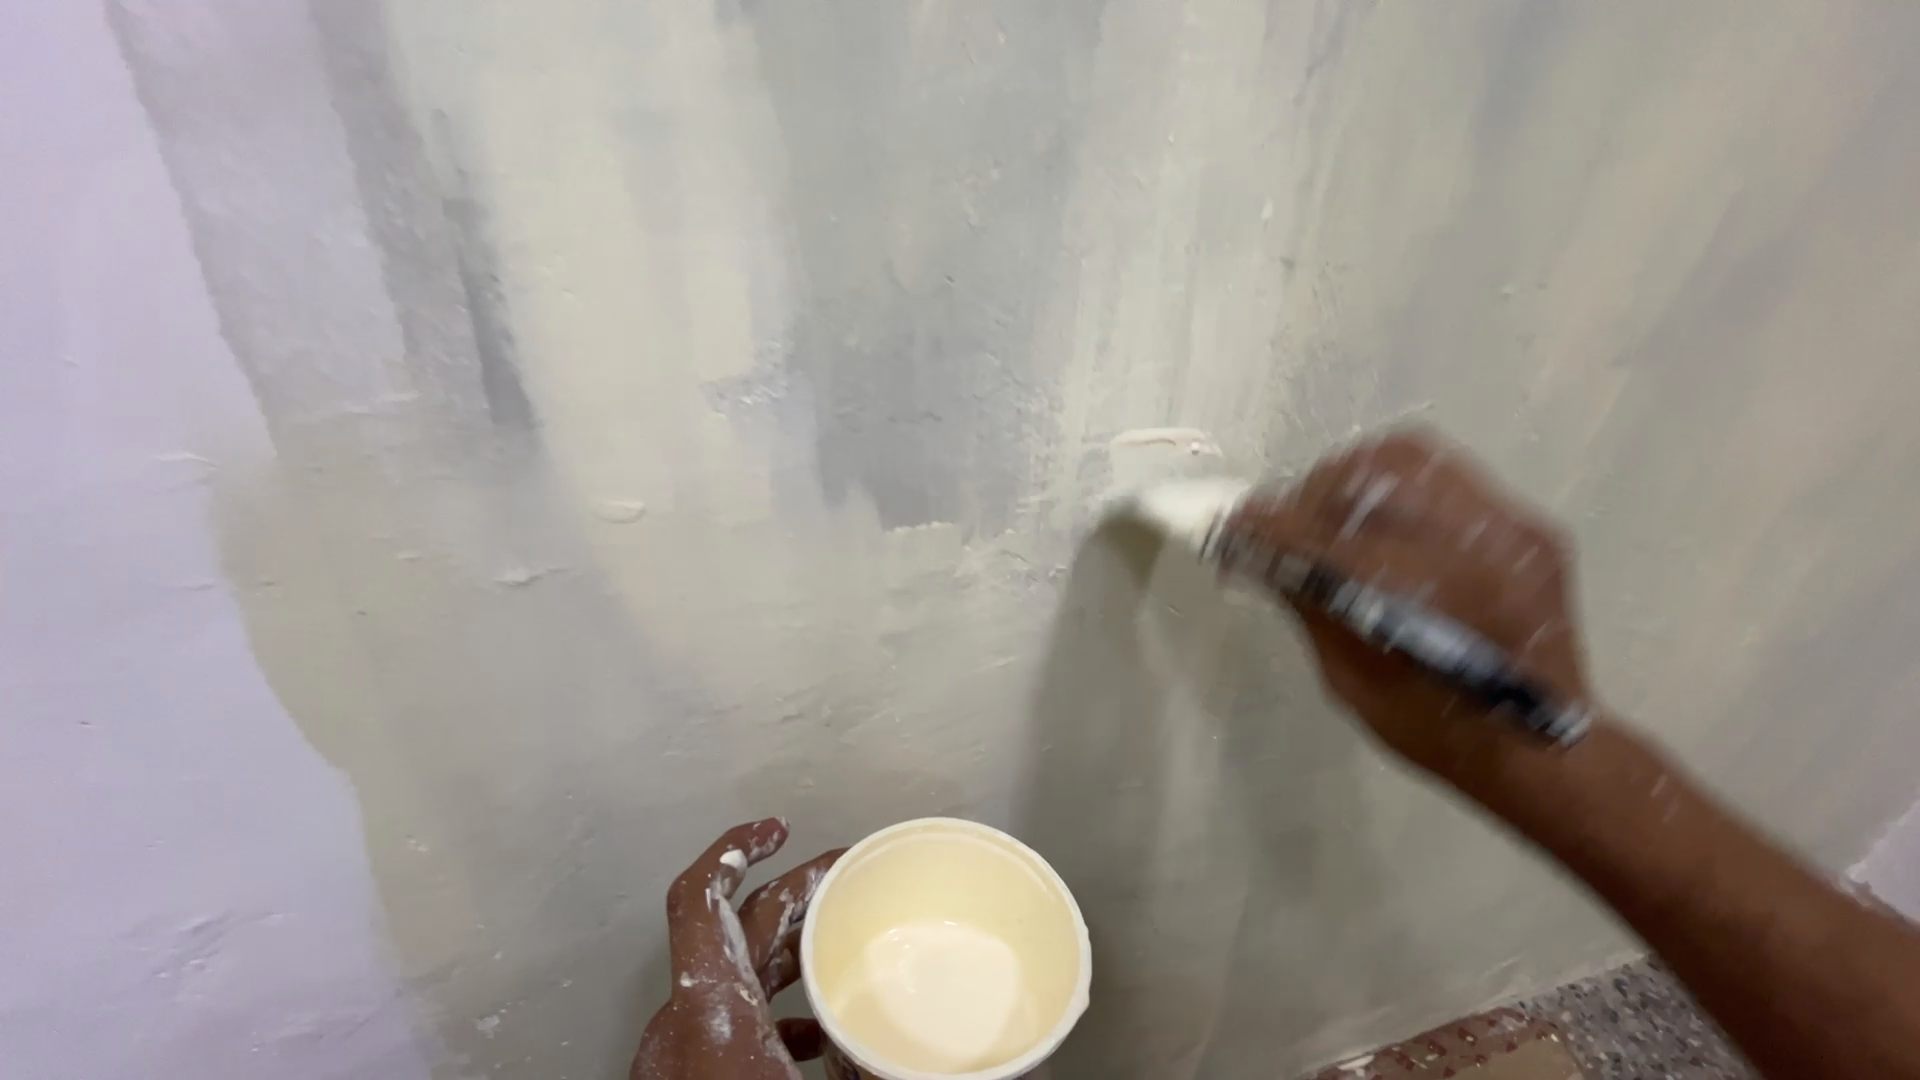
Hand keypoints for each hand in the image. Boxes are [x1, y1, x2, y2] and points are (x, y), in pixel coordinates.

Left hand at [631, 819, 843, 1079]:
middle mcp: (682, 1018)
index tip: (778, 830)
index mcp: (706, 1007)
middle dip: (793, 892)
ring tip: (836, 938)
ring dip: (786, 947)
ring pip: (734, 973)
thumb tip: (907, 1043)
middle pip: (734, 928)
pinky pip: (728, 1016)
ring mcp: (680, 1048)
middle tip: (841, 876)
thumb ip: (862, 1062)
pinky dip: (769, 1003)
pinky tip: (812, 1026)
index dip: (736, 849)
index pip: (701, 899)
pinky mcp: (687, 1072)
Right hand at [1221, 428, 1595, 784]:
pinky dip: (1395, 488)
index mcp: (1434, 598)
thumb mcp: (1350, 677)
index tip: (1234, 525)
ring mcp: (1514, 527)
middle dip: (1312, 490)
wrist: (1545, 749)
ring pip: (1411, 456)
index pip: (1331, 536)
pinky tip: (1378, 523)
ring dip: (1352, 478)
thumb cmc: (1435, 729)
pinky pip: (1446, 477)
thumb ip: (1308, 602)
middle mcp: (1481, 546)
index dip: (1272, 525)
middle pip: (1373, 471)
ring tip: (1329, 513)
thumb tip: (1258, 553)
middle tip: (1287, 523)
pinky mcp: (1528, 524)